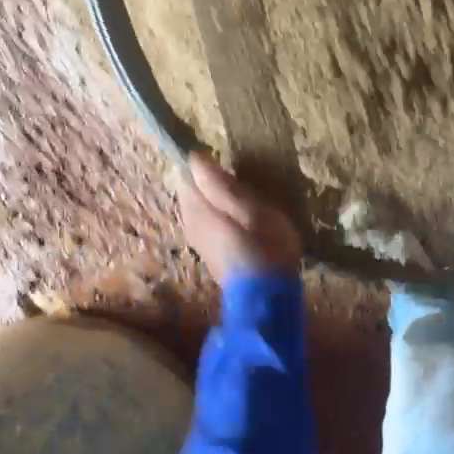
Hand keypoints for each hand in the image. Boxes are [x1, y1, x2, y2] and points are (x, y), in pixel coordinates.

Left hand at [176, 153, 302, 284]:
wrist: (266, 297)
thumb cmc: (264, 248)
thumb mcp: (250, 210)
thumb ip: (220, 185)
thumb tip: (194, 156)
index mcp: (196, 208)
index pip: (187, 174)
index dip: (205, 164)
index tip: (228, 163)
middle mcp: (189, 221)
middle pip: (192, 190)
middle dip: (209, 181)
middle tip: (239, 180)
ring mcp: (198, 239)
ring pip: (200, 207)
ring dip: (216, 198)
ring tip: (242, 198)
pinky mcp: (210, 252)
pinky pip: (208, 221)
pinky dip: (220, 214)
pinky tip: (240, 220)